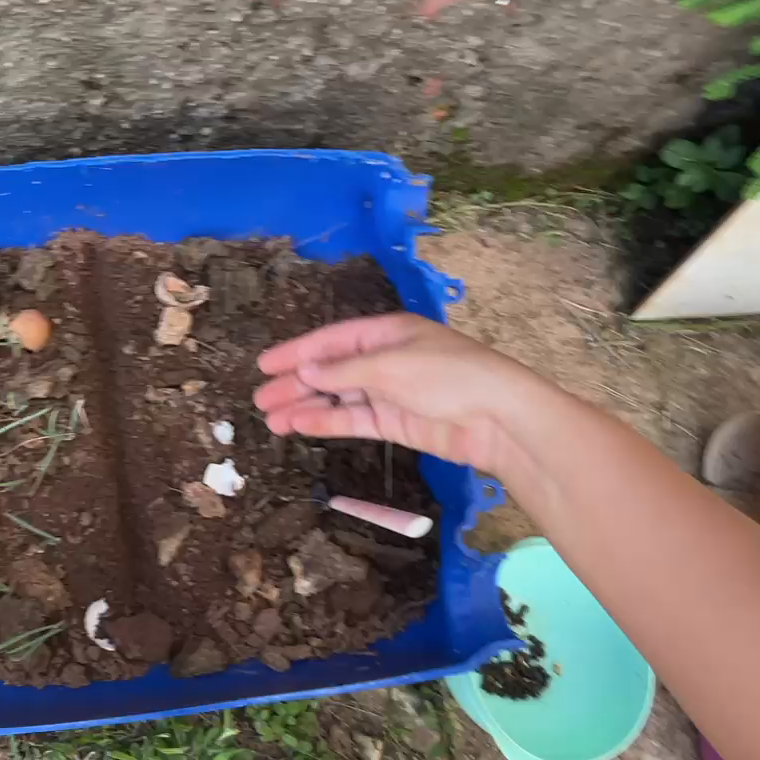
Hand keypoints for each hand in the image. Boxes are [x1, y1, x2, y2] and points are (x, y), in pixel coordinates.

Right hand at [252, 312, 552, 478]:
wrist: (499, 419)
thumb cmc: (448, 376)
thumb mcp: (390, 366)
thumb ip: (343, 371)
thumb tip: (304, 371)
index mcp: (386, 334)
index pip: (331, 340)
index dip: (296, 352)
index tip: (264, 365)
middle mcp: (383, 360)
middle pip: (329, 370)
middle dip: (294, 384)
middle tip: (260, 398)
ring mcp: (388, 393)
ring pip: (336, 398)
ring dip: (304, 406)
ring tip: (271, 419)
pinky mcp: (394, 423)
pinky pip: (352, 420)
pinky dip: (325, 422)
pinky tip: (299, 426)